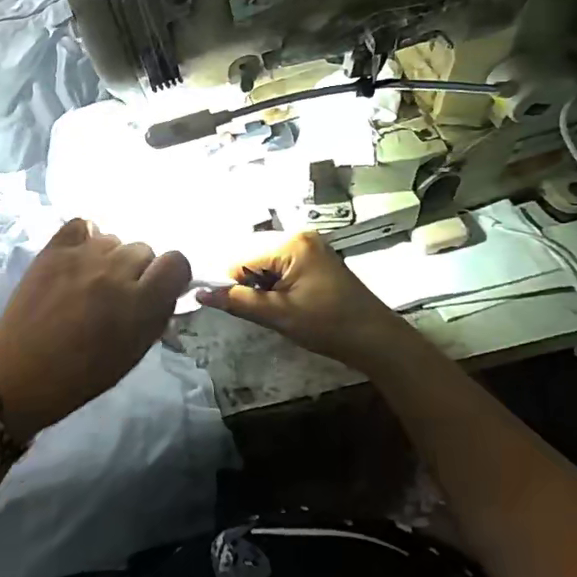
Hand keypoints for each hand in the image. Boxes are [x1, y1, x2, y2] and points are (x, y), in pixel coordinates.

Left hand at [0, 219, 189, 435]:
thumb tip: (165, 293)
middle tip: (120, 292)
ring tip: (93, 281)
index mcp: (139, 303)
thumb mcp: (133, 354)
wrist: (18, 377)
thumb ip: (155, 317)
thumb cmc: (81, 376)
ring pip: (114, 240)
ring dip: (111, 258)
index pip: (176, 262)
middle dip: (138, 270)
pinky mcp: (52, 251)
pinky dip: (86, 238)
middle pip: (144, 249)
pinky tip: (79, 260)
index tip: (161, 288)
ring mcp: (81, 257)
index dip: (172, 275)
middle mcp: (114, 272)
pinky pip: (82, 226)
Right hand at [195, 233, 421, 368]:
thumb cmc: (329, 325)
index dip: (232, 284)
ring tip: (275, 311)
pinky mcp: (316, 262)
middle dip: (248, 285)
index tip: (233, 309)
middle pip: (254, 257)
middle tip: (260, 312)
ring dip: (262, 288)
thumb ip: (238, 302)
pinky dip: (276, 287)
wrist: (376, 340)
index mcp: (292, 243)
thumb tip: (201, 293)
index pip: (242, 257)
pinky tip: (286, 306)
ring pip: (267, 265)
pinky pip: (283, 269)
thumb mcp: (279, 315)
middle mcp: (300, 237)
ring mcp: (311, 248)